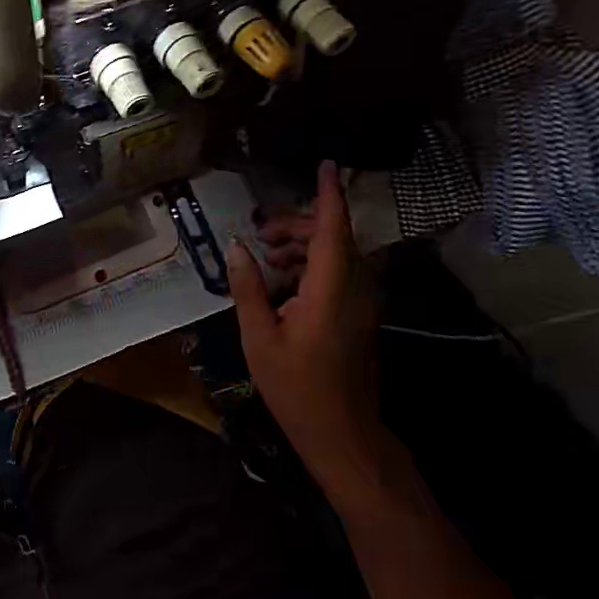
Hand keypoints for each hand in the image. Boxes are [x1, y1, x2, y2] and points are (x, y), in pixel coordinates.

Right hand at [227, 161, 382, 497]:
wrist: (343, 434)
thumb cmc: (297, 389)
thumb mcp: (259, 338)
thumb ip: (248, 288)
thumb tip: (237, 246)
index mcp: (331, 291)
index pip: (333, 229)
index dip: (329, 194)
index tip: (326, 163)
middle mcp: (355, 288)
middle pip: (333, 237)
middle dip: (297, 225)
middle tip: (260, 232)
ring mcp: (361, 302)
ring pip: (336, 254)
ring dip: (302, 245)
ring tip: (265, 256)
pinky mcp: (359, 314)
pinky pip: (338, 273)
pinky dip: (311, 265)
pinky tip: (281, 281)